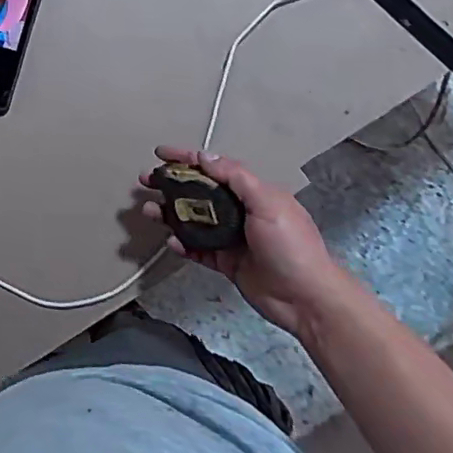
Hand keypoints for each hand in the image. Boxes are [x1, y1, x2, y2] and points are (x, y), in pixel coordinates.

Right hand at [139, 147, 353, 338]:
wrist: (306, 299)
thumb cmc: (291, 245)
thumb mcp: (267, 202)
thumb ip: (235, 177)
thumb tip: (206, 156)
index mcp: (252, 192)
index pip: (214, 168)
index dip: (187, 158)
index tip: (161, 153)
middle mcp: (240, 211)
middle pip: (199, 192)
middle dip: (171, 184)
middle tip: (146, 180)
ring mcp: (232, 237)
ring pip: (194, 220)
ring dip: (171, 214)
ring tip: (149, 210)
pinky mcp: (227, 262)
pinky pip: (198, 249)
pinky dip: (182, 244)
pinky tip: (171, 241)